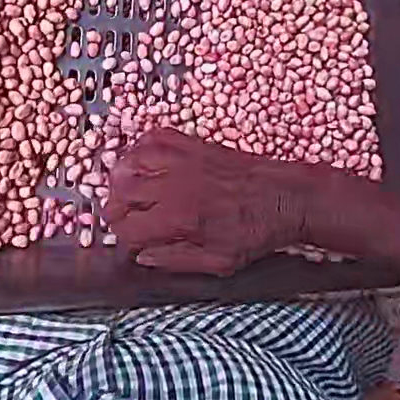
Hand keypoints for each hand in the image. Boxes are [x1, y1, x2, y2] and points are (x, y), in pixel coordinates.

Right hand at [103, 128, 317, 275]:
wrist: (283, 196)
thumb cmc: (256, 230)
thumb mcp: (220, 261)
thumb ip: (177, 260)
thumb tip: (145, 257)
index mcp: (179, 219)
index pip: (128, 227)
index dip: (123, 238)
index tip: (131, 242)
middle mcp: (173, 185)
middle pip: (120, 192)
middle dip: (115, 209)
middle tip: (124, 218)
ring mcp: (181, 159)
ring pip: (129, 161)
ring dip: (122, 178)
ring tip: (128, 190)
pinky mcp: (191, 144)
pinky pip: (152, 138)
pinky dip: (141, 149)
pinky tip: (145, 162)